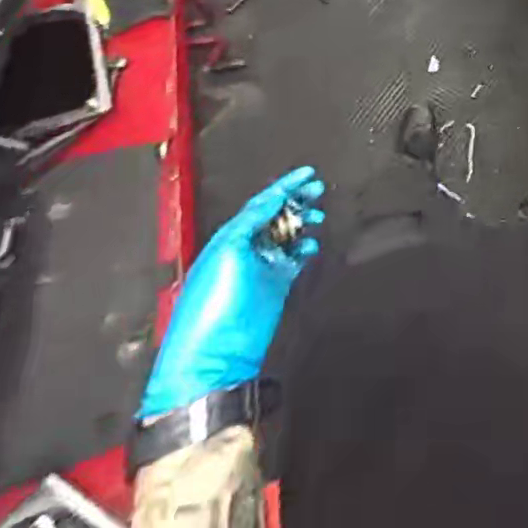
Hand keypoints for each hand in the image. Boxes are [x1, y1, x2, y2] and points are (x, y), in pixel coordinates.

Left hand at [138, 167, 325, 418]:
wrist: (216, 355)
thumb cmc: (210, 309)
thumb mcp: (226, 252)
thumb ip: (249, 222)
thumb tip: (271, 199)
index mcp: (229, 238)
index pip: (261, 203)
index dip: (285, 185)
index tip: (307, 173)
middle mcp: (246, 249)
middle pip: (277, 215)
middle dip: (297, 198)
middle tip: (317, 188)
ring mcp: (262, 266)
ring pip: (289, 233)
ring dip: (304, 221)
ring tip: (317, 216)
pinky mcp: (277, 283)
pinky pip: (296, 257)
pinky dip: (306, 248)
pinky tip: (312, 246)